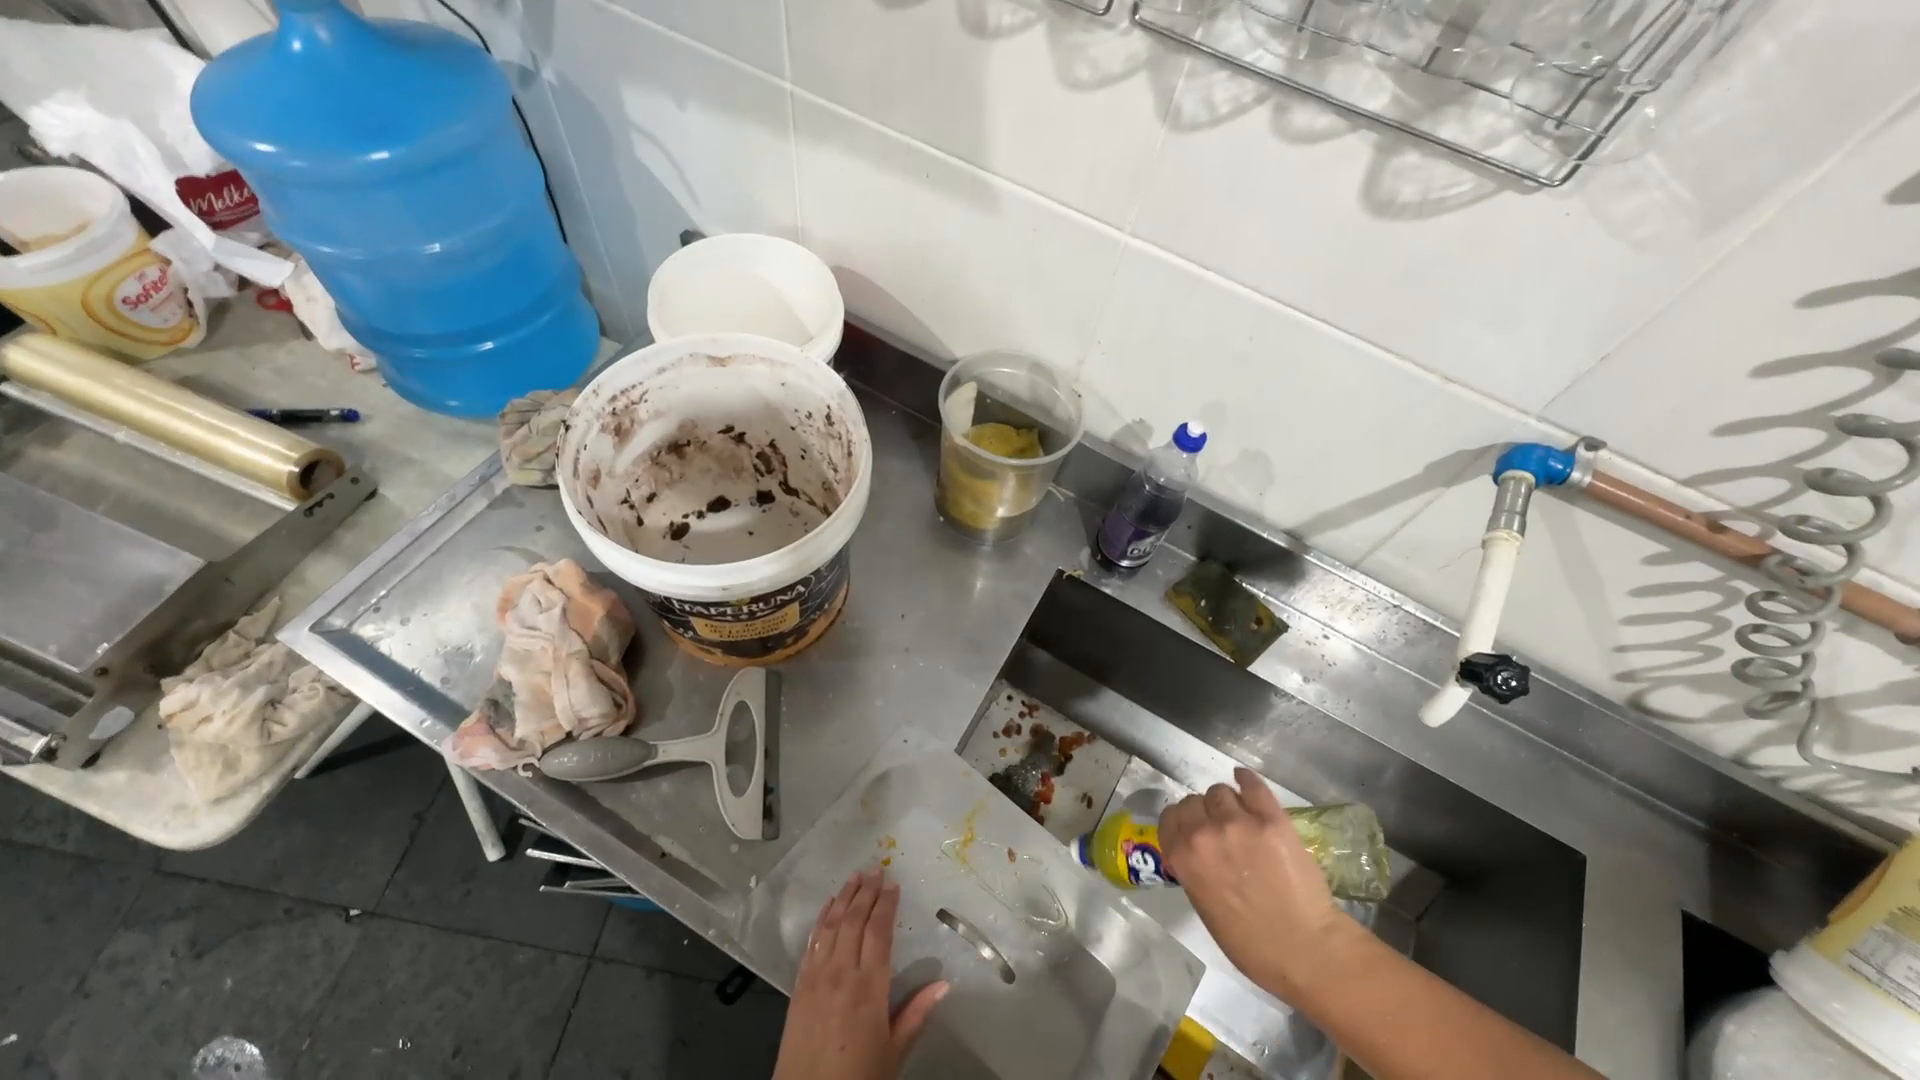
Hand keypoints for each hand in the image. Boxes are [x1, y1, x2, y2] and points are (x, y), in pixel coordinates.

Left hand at [772, 869, 948, 1079]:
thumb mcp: (893, 1052)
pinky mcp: (799, 986)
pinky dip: (821, 920)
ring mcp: (816, 978)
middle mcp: (841, 974)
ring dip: (843, 898)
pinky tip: (828, 907)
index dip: (886, 905)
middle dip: (866, 893)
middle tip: (876, 869)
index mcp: (869, 988)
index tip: (893, 884)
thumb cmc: (857, 1077)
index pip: (879, 933)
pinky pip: (812, 943)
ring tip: (854, 877)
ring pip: (831, 926)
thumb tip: (944, 984)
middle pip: (853, 922)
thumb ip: (916, 1014)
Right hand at [1158, 767, 1357, 997]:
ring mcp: (1240, 823)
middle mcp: (1205, 833)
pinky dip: (1245, 780)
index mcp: (1183, 858)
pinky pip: (1252, 785)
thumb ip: (1194, 869)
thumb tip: (1199, 850)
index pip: (1169, 818)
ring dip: (1224, 802)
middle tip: (1217, 827)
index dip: (1180, 822)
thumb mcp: (1204, 906)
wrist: (1305, 949)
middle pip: (1193, 801)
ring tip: (1237, 816)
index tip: (1190, 829)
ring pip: (1220, 792)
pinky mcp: (1273, 819)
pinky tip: (1245, 782)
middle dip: (1201, 813)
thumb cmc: (1250, 943)